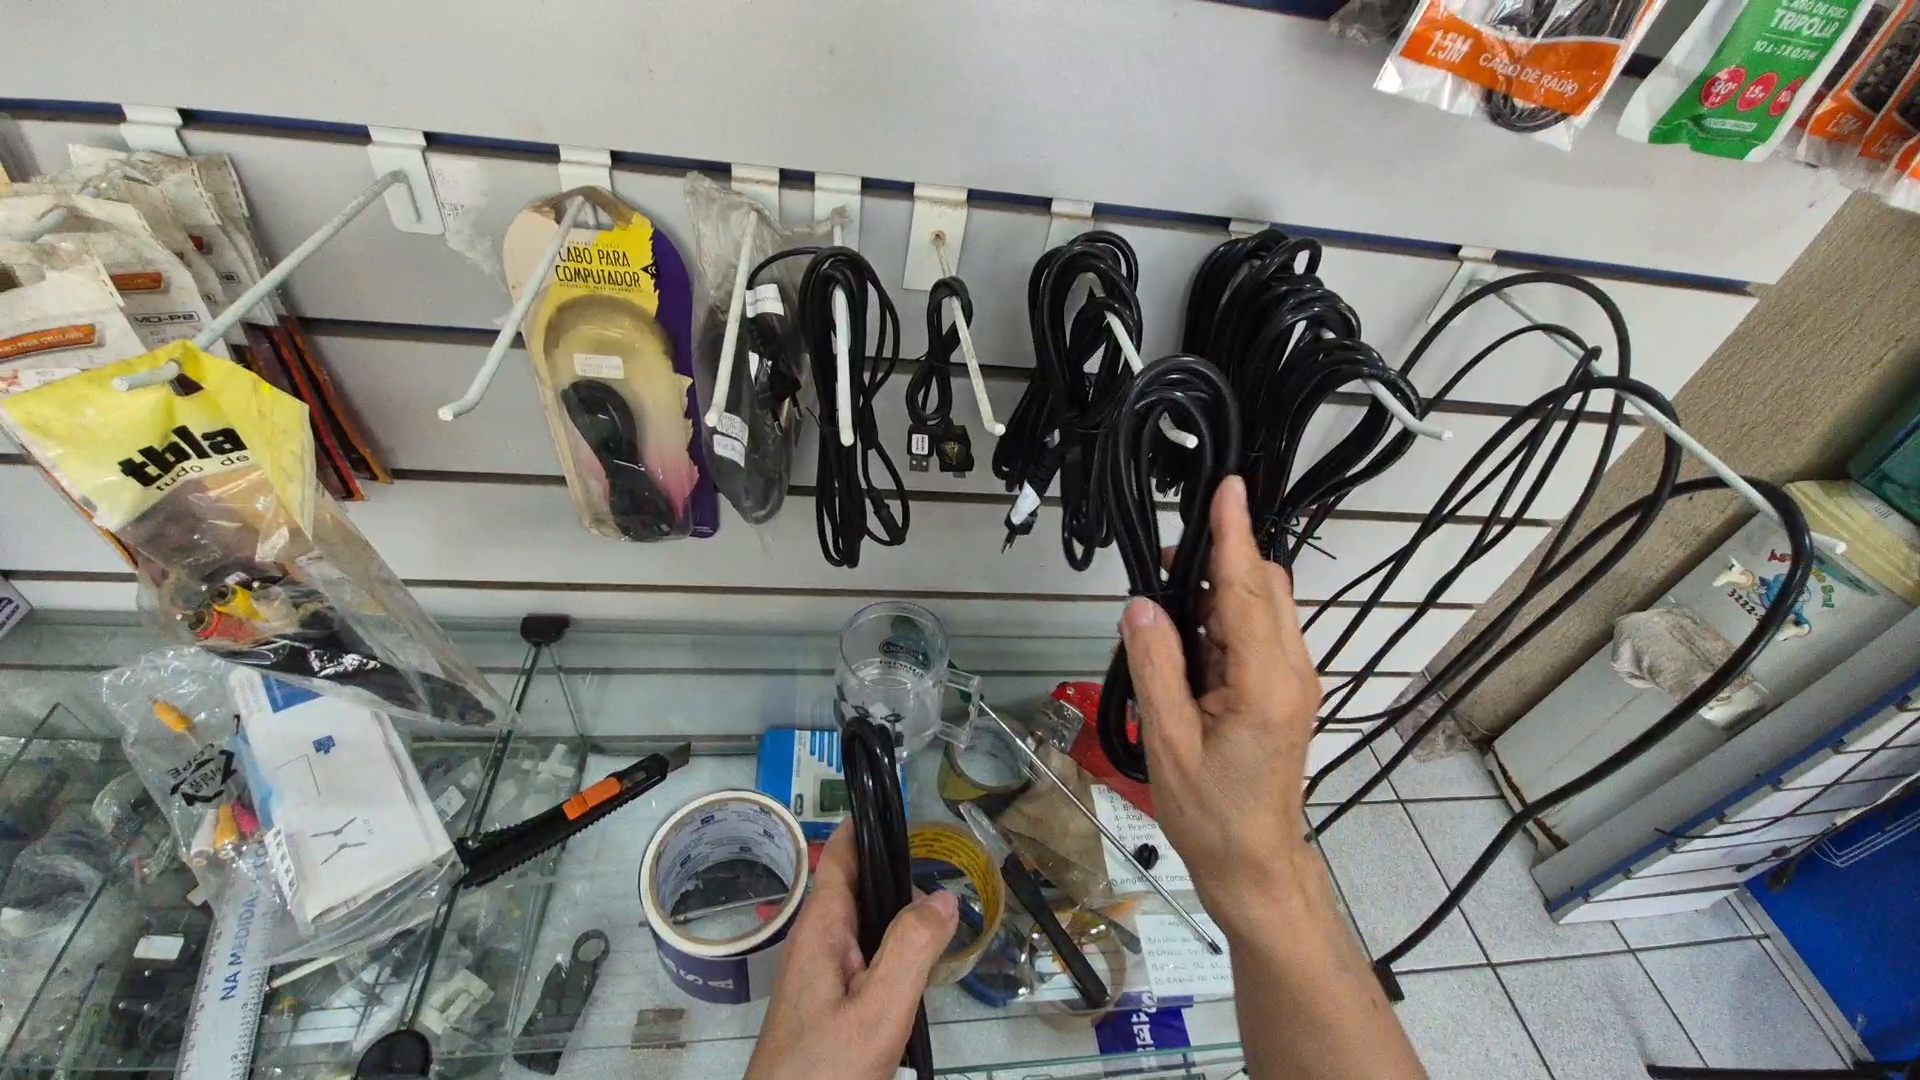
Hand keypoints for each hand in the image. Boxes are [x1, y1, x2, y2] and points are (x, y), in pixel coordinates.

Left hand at [745, 823, 959, 1079]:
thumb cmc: (826, 1069)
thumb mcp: (878, 1008)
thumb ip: (912, 947)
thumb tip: (944, 895)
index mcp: (821, 928)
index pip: (842, 856)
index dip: (868, 825)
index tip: (901, 802)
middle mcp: (817, 942)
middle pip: (857, 885)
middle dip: (895, 868)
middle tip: (945, 862)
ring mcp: (821, 974)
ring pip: (864, 921)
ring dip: (898, 908)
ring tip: (943, 907)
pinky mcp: (829, 1003)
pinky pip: (866, 954)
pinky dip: (894, 944)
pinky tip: (920, 960)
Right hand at [1118, 474, 1322, 925]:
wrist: (1254, 862)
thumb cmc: (1208, 812)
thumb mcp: (1167, 741)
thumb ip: (1156, 666)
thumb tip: (1143, 604)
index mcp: (1264, 683)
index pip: (1247, 590)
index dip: (1234, 535)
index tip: (1228, 488)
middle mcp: (1291, 672)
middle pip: (1264, 587)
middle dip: (1219, 559)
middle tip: (1160, 568)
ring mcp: (1295, 681)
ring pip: (1264, 607)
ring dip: (1219, 591)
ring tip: (1166, 608)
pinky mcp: (1286, 691)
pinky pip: (1260, 633)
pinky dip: (1225, 618)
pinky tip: (1189, 638)